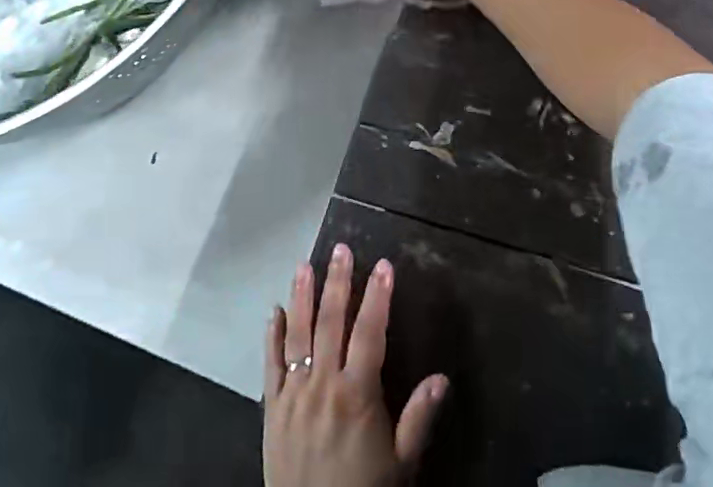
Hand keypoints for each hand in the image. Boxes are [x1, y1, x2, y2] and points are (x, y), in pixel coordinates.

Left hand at [264, 243, 446, 486]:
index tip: (383, 265)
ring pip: (297, 334)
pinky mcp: (271, 406)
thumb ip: (419, 418)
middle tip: (341, 250)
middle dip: (338, 283)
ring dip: (301, 296)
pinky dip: (272, 334)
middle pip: (330, 323)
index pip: (369, 333)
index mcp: (357, 394)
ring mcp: (293, 392)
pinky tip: (274, 309)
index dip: (377, 297)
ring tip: (305, 265)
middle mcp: (323, 384)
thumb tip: (442, 378)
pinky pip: (271, 363)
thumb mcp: (401, 463)